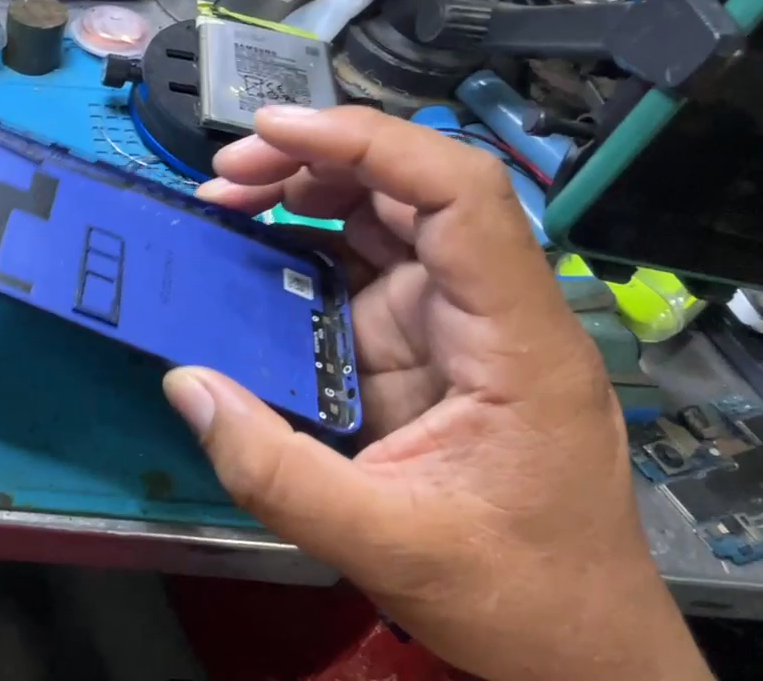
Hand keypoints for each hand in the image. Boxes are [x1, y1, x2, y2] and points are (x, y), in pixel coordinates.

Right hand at [163, 106, 706, 680]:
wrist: (577, 651)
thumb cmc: (515, 596)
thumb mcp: (386, 546)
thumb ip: (276, 472)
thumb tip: (185, 380)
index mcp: (514, 338)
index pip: (459, 194)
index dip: (367, 143)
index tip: (272, 133)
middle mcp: (487, 308)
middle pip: (412, 186)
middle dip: (313, 160)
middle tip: (223, 176)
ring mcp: (450, 321)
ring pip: (382, 215)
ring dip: (301, 191)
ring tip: (224, 198)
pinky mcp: (416, 340)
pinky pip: (354, 264)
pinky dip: (296, 241)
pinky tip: (247, 247)